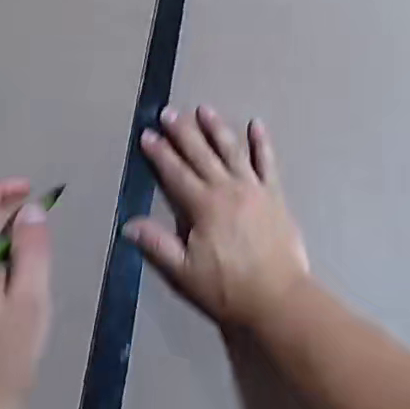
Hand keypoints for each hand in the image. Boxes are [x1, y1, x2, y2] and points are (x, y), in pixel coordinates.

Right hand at [123, 105, 309, 326]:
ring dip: (216, 128)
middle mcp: (227, 189)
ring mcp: (253, 189)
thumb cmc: (229, 288)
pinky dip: (261, 143)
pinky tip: (256, 125)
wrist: (279, 298)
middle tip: (169, 112)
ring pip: (231, 150)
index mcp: (203, 206)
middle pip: (200, 154)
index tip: (147, 135)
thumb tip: (130, 225)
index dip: (159, 153)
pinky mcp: (274, 195)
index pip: (175, 173)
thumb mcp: (185, 272)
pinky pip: (267, 163)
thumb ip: (158, 245)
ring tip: (204, 110)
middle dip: (182, 132)